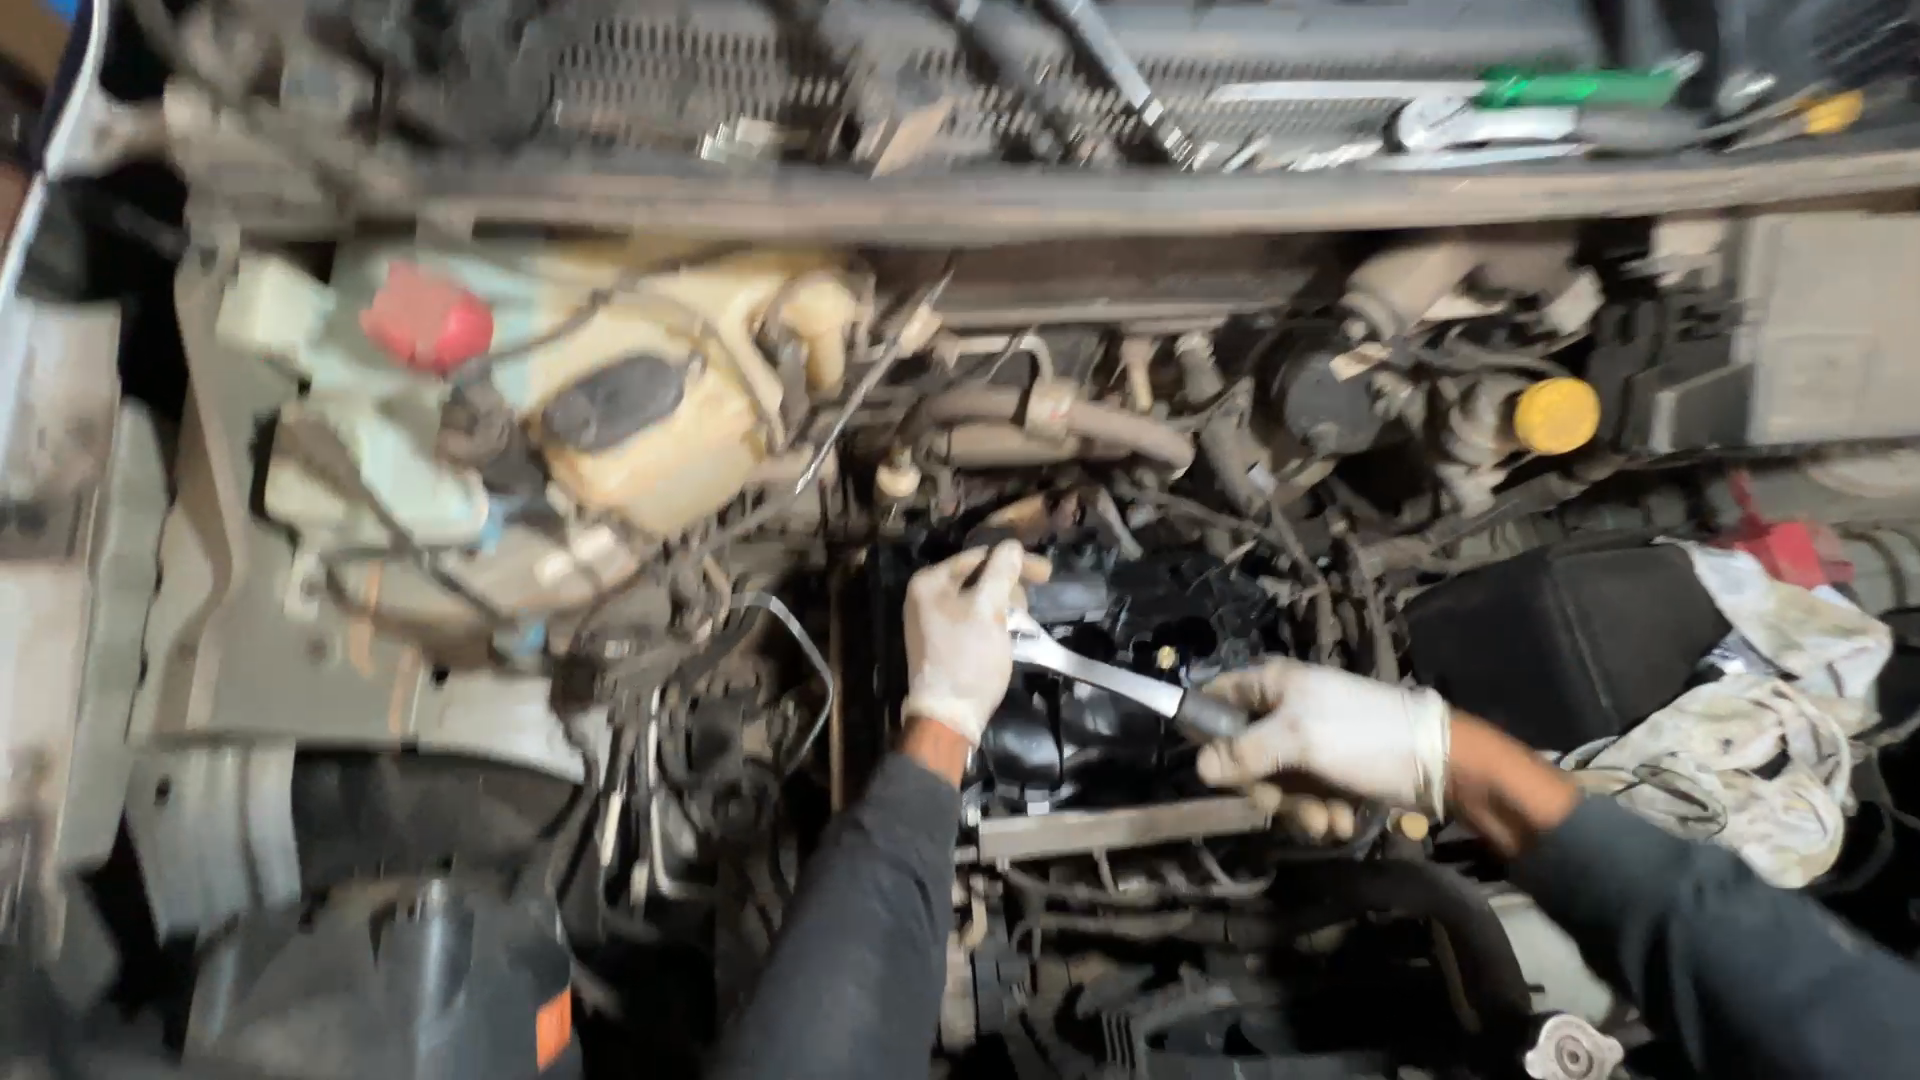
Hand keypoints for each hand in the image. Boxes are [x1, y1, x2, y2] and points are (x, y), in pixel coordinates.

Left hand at [902, 541, 1050, 744]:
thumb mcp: (988, 610)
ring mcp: (932, 618)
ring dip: (1004, 606)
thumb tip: (1012, 546)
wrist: (948, 715)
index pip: (979, 556)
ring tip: (1018, 624)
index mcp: (930, 581)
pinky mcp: (943, 639)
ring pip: (979, 598)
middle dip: (1009, 588)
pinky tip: (1007, 633)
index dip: (1015, 562)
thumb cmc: (968, 658)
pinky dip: (993, 621)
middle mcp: (926, 594)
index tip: (1047, 574)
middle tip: (1027, 609)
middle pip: (979, 576)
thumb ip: (1001, 572)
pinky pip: (973, 617)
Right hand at [1195, 658, 1450, 817]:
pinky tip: (1342, 816)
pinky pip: (1302, 794)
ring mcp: (1305, 743)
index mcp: (1271, 685)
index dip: (1205, 729)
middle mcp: (1281, 710)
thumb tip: (1198, 768)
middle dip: (1265, 787)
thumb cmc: (1363, 735)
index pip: (1215, 697)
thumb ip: (1244, 752)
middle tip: (1286, 801)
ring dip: (1297, 806)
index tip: (1213, 763)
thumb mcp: (1298, 739)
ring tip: (1326, 817)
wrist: (1441, 764)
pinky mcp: (1327, 771)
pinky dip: (1319, 810)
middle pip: (1240, 752)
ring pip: (1272, 780)